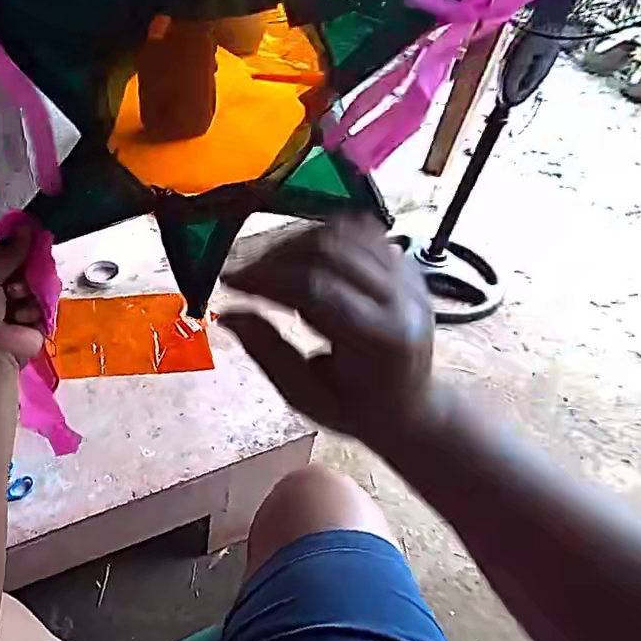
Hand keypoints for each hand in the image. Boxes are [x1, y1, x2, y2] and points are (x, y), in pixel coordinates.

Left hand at [0, 225, 46, 386]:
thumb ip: (7, 255)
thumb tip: (26, 226)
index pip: (9, 257)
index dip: (22, 248)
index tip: (34, 239)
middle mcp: (2, 295)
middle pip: (28, 271)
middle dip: (27, 274)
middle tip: (16, 285)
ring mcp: (20, 311)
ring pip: (39, 289)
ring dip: (30, 296)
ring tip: (16, 309)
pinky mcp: (38, 326)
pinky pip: (46, 308)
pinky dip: (37, 313)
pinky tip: (24, 321)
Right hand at [220, 216, 437, 443]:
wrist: (412, 407)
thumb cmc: (358, 410)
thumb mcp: (307, 397)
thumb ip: (268, 353)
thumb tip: (229, 315)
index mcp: (381, 339)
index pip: (314, 289)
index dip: (265, 278)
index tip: (230, 282)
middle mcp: (402, 299)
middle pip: (329, 251)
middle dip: (275, 257)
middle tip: (246, 276)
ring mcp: (408, 278)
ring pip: (343, 232)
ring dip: (296, 242)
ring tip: (270, 267)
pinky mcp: (405, 266)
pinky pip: (362, 230)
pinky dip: (323, 234)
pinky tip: (301, 255)